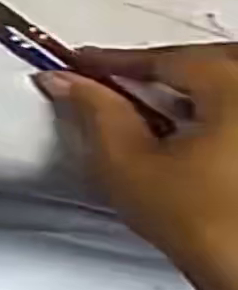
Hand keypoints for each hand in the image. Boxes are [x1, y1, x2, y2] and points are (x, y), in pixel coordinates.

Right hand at [37, 43, 237, 289]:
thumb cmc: (211, 229)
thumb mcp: (123, 160)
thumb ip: (94, 109)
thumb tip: (68, 82)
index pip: (172, 59)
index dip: (117, 60)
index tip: (85, 63)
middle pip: (226, 63)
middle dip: (178, 66)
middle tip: (129, 76)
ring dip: (210, 87)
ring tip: (172, 106)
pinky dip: (228, 112)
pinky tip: (211, 133)